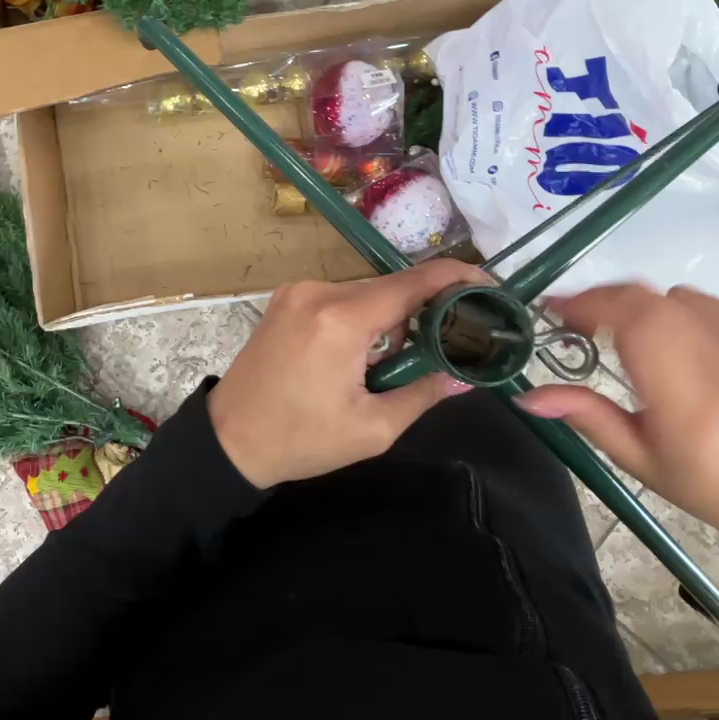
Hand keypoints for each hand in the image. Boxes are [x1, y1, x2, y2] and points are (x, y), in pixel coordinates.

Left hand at [209, 258, 492, 488]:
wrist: (228, 439)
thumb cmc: (301, 440)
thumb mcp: (373, 428)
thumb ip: (424, 393)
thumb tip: (465, 374)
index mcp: (341, 320)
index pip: (414, 281)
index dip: (458, 279)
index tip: (490, 288)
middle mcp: (318, 291)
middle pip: (390, 288)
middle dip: (421, 313)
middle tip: (439, 350)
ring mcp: (297, 290)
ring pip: (366, 292)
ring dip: (387, 319)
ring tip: (383, 367)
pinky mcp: (285, 298)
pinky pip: (340, 298)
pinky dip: (359, 318)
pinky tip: (355, 356)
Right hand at [517, 284, 718, 556]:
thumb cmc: (708, 485)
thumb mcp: (638, 460)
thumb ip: (584, 416)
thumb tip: (525, 396)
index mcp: (692, 405)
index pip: (637, 324)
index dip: (590, 305)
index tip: (556, 310)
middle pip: (650, 300)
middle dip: (603, 300)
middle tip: (575, 318)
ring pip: (672, 295)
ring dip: (638, 307)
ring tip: (624, 335)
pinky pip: (703, 302)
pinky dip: (673, 312)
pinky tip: (670, 340)